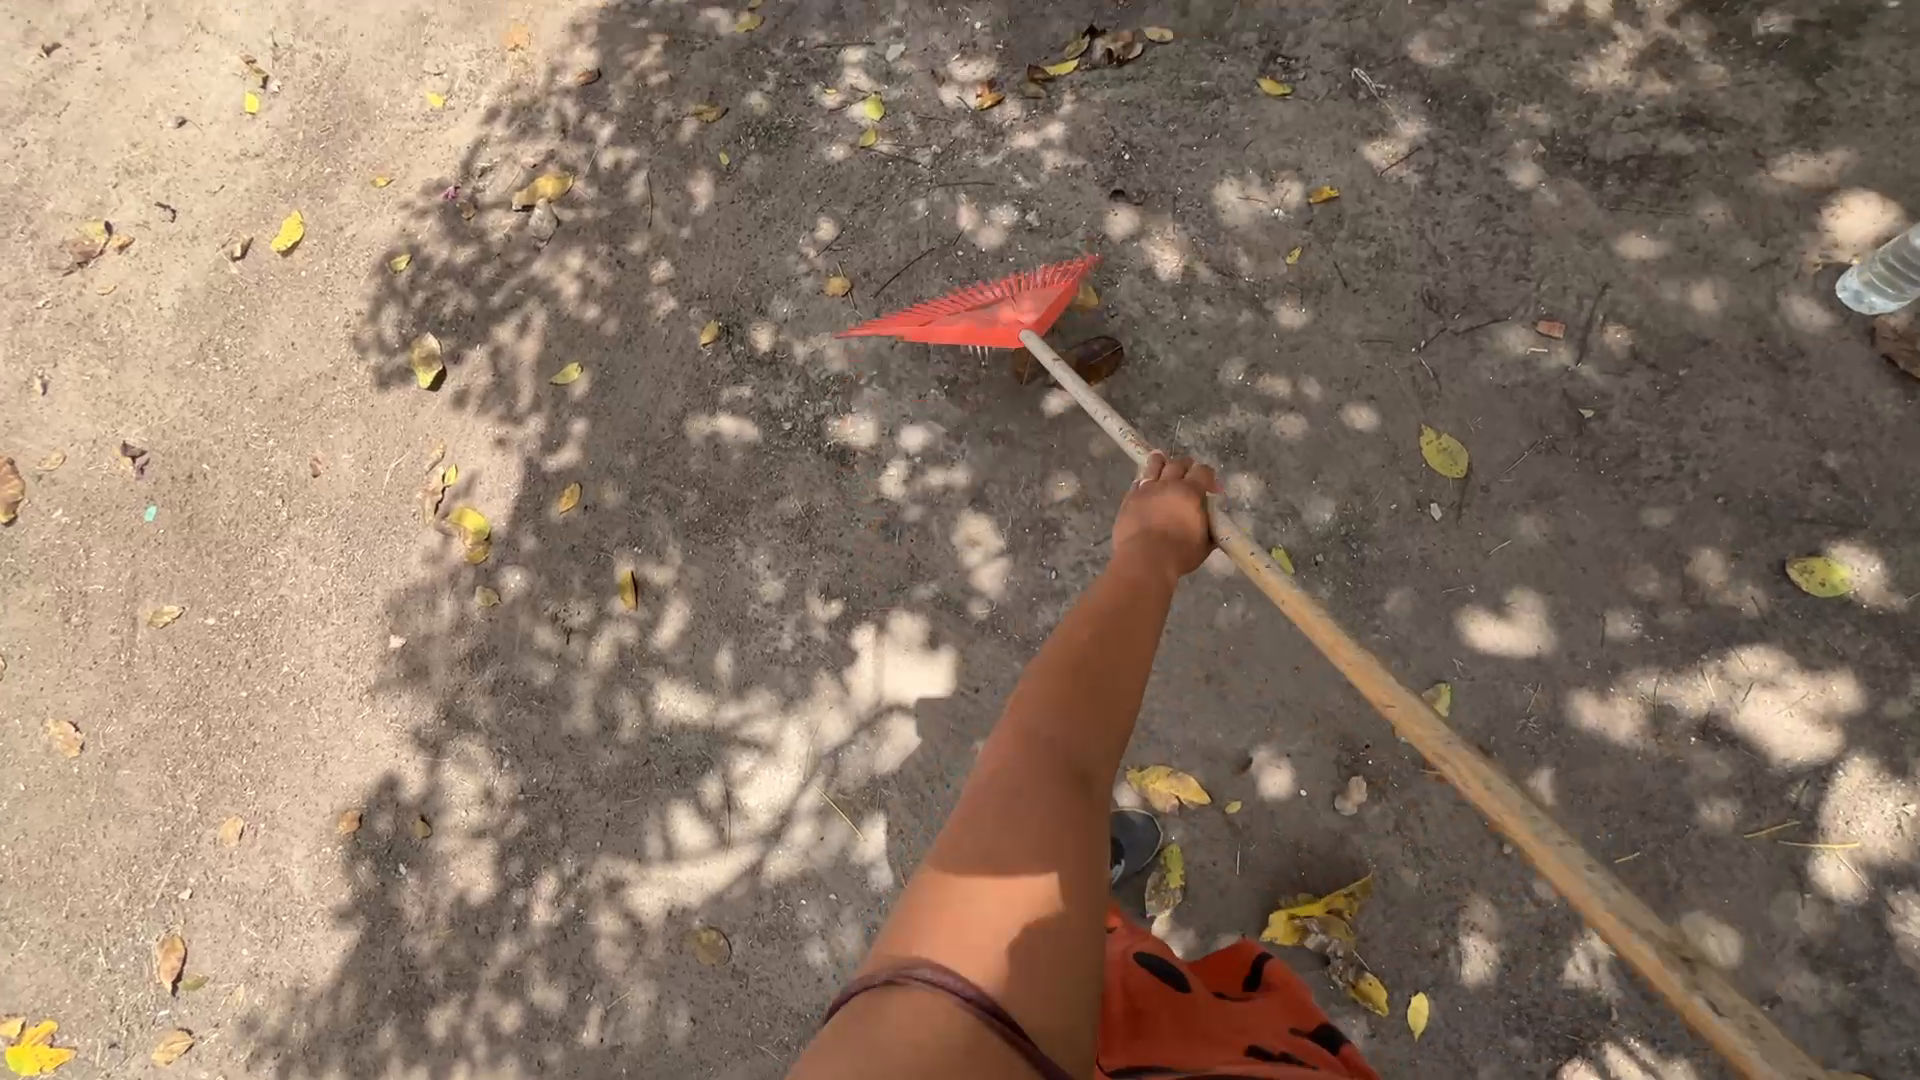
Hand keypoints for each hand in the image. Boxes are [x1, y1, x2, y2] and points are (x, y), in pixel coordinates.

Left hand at [1110, 452, 1217, 586]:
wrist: (1145, 559)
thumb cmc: (1179, 554)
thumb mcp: (1205, 542)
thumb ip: (1209, 527)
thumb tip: (1210, 523)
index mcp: (1190, 492)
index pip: (1203, 471)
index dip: (1209, 476)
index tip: (1212, 488)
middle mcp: (1168, 485)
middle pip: (1178, 464)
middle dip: (1186, 466)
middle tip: (1189, 473)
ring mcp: (1146, 490)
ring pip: (1154, 465)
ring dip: (1161, 462)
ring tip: (1162, 462)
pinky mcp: (1128, 499)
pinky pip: (1137, 483)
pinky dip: (1144, 481)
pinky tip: (1145, 485)